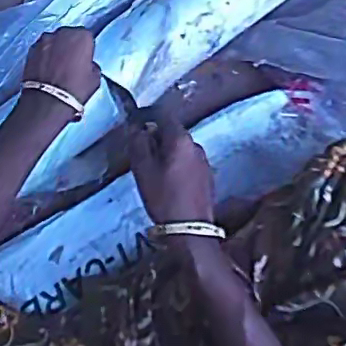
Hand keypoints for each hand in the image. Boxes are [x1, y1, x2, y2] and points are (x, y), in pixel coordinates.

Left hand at [21, 27, 100, 115]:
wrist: (48, 101)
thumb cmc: (73, 89)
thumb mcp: (95, 78)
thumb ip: (92, 65)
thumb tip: (87, 65)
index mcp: (81, 37)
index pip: (86, 36)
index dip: (86, 47)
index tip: (85, 57)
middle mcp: (62, 33)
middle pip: (68, 35)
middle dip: (70, 46)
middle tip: (71, 62)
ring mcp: (44, 40)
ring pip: (53, 41)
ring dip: (56, 49)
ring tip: (57, 67)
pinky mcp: (30, 49)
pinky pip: (41, 49)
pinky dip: (43, 56)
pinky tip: (46, 69)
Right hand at [126, 104, 214, 225]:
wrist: (190, 229)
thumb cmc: (163, 196)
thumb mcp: (143, 170)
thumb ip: (139, 144)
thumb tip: (138, 128)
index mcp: (181, 139)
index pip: (164, 116)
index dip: (149, 118)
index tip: (137, 128)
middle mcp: (196, 145)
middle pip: (174, 132)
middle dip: (158, 138)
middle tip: (142, 153)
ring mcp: (204, 161)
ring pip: (181, 148)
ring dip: (168, 153)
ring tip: (155, 170)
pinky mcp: (208, 176)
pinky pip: (189, 162)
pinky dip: (178, 164)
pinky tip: (170, 181)